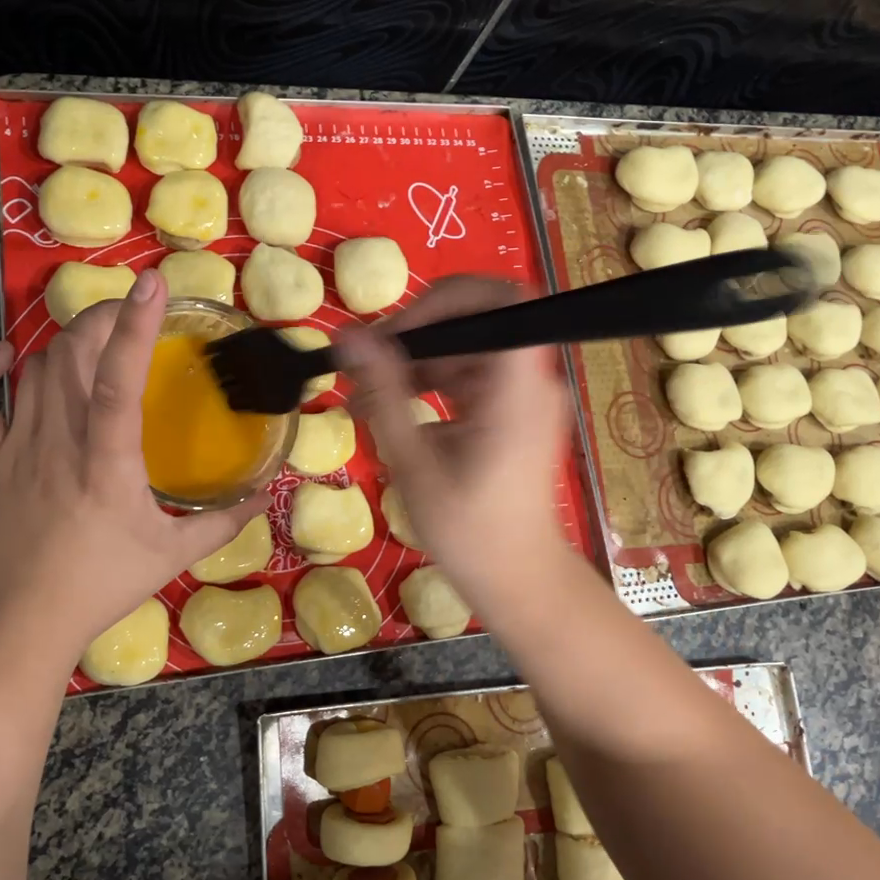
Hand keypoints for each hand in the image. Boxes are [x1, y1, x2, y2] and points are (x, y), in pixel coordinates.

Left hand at [0, 270, 266, 662]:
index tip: (154, 282)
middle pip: (70, 354)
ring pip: (34, 370)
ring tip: (94, 344)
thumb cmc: (103, 585)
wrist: (26, 622)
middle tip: (133, 316)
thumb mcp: (173, 554)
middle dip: (102, 319)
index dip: (136, 326)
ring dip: (65, 344)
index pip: (117, 378)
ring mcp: (16, 449)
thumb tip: (267, 496)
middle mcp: (57, 442)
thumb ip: (223, 521)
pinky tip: (8, 356)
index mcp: (106, 462)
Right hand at [336, 276, 576, 603]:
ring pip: (467, 349)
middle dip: (416, 334)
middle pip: (477, 322)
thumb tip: (349, 337)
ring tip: (365, 395)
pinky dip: (430, 384)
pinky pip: (470, 377)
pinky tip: (390, 410)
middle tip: (365, 363)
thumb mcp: (414, 463)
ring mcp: (523, 396)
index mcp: (517, 388)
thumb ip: (383, 394)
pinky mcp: (512, 413)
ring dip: (416, 363)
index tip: (397, 331)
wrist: (518, 581)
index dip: (447, 298)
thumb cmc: (469, 532)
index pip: (502, 300)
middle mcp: (530, 381)